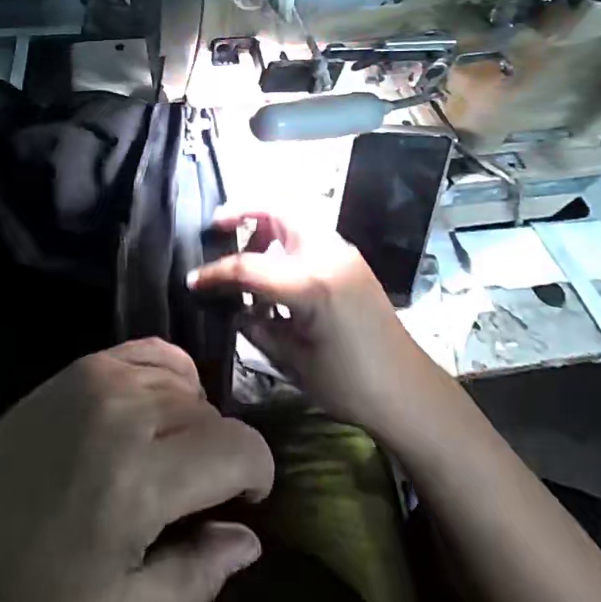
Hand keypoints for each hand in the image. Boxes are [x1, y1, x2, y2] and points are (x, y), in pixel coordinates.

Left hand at [0, 339, 273, 601]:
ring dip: (192, 420)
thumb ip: (195, 577)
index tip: (244, 502)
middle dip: (219, 456)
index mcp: (141, 478)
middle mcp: (129, 411)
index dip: (257, 476)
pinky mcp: (83, 365)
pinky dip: (168, 380)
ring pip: (188, 383)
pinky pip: (154, 354)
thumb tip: (249, 538)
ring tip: (167, 459)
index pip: (240, 448)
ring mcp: (103, 377)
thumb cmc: (28, 593)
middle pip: (214, 415)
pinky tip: (151, 414)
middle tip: (193, 498)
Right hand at [187, 210, 449, 440]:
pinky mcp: (352, 261)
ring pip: (298, 218)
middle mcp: (328, 255)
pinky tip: (275, 270)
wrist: (407, 390)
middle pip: (280, 211)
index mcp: (311, 282)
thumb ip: (257, 326)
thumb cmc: (348, 384)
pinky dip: (287, 240)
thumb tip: (231, 306)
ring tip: (245, 250)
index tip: (193, 280)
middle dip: (246, 211)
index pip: (250, 265)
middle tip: (218, 225)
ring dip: (268, 225)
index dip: (217, 272)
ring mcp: (344, 254)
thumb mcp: (292, 360)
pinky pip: (311, 236)